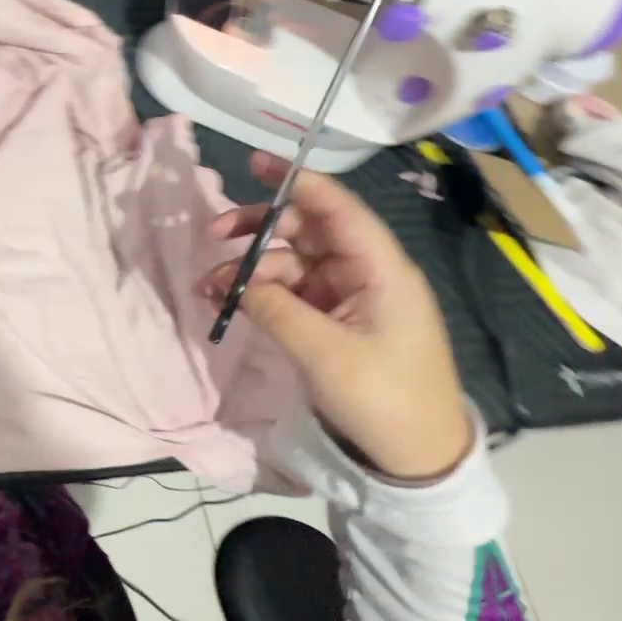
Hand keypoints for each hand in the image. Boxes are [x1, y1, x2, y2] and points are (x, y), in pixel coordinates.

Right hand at [199, 152, 472, 481]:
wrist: (413, 456)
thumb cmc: (382, 397)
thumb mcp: (323, 352)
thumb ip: (275, 308)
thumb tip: (237, 282)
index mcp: (380, 271)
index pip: (338, 210)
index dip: (299, 182)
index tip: (255, 163)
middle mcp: (364, 275)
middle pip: (306, 231)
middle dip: (257, 229)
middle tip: (211, 234)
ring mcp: (346, 299)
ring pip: (288, 263)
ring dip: (247, 268)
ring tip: (208, 286)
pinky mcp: (330, 322)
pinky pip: (286, 293)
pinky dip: (255, 292)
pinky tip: (224, 300)